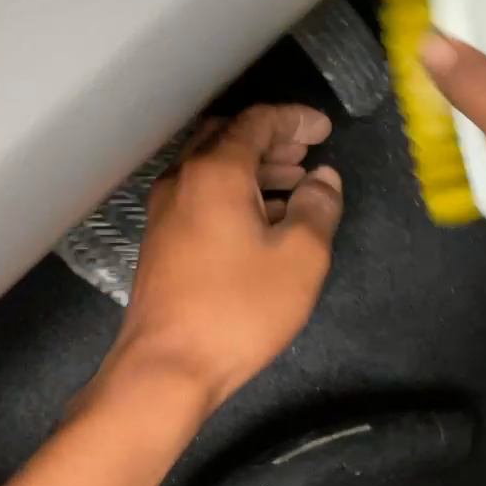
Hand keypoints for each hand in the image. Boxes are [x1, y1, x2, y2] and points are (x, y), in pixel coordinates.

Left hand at [94, 104, 343, 409]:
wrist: (167, 366)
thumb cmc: (238, 310)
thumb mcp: (299, 258)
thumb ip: (317, 209)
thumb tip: (323, 179)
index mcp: (215, 173)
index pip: (257, 122)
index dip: (295, 119)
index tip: (325, 129)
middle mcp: (182, 181)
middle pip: (228, 140)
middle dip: (272, 141)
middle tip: (307, 153)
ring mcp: (164, 213)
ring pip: (213, 171)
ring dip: (254, 171)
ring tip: (293, 185)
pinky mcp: (161, 243)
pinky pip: (201, 199)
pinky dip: (234, 196)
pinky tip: (260, 222)